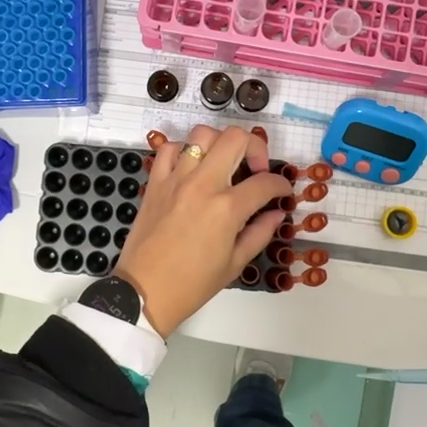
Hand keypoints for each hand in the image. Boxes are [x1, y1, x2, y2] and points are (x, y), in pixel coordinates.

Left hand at [115, 126, 290, 336]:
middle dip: (256, 147)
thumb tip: (277, 213)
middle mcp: (203, 184)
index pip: (265, 182)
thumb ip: (260, 232)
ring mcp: (176, 179)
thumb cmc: (192, 284)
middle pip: (236, 138)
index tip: (282, 192)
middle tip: (255, 170)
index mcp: (227, 208)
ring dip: (220, 144)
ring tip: (224, 165)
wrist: (145, 292)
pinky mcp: (155, 182)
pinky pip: (169, 149)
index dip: (281, 185)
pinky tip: (192, 168)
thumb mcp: (235, 264)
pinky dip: (184, 150)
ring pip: (202, 134)